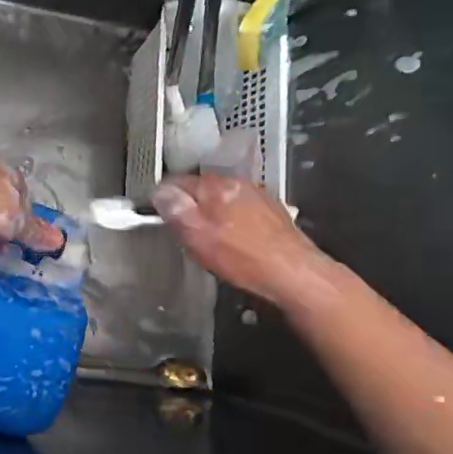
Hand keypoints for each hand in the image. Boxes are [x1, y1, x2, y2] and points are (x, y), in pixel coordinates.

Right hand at [153, 174, 326, 302]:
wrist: (293, 273)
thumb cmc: (241, 256)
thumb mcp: (196, 235)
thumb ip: (175, 209)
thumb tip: (160, 191)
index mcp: (215, 185)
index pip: (177, 181)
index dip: (164, 198)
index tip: (159, 217)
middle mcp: (238, 184)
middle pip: (202, 191)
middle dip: (191, 208)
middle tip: (185, 235)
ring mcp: (259, 197)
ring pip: (224, 202)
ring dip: (214, 216)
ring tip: (211, 242)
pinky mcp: (274, 214)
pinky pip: (243, 213)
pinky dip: (234, 225)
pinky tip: (236, 245)